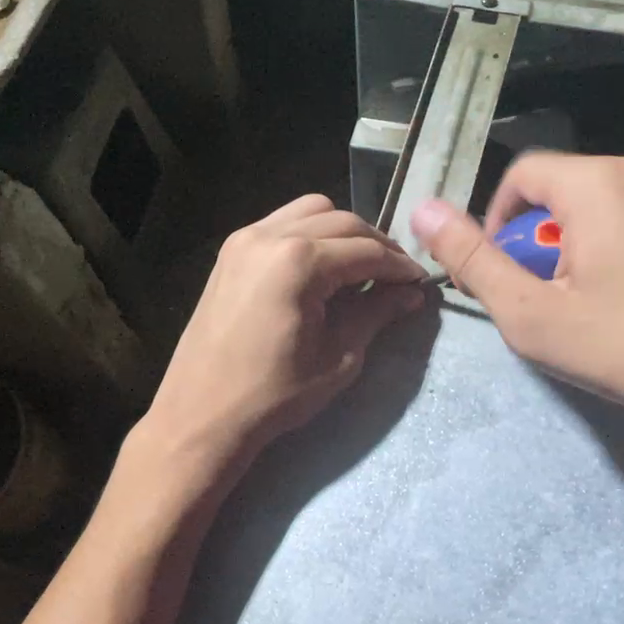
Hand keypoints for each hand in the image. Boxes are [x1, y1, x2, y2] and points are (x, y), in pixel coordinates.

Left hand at [141, 194, 426, 475]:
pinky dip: (309, 234)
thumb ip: (375, 313)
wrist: (203, 413)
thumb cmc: (274, 394)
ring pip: (309, 211)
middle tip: (396, 276)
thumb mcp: (338, 357)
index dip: (399, 265)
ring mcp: (245, 239)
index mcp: (298, 261)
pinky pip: (281, 223)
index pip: (365, 250)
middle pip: (340, 221)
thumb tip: (411, 292)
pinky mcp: (231, 251)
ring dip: (341, 231)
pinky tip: (322, 267)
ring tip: (360, 267)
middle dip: (375, 244)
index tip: (420, 281)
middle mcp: (269, 235)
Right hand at [408, 149, 623, 460]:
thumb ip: (473, 260)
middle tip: (555, 300)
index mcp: (602, 181)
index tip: (508, 273)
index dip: (498, 222)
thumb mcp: (533, 314)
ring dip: (584, 244)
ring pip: (605, 202)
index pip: (523, 175)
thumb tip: (423, 210)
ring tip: (598, 303)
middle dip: (546, 240)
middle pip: (565, 190)